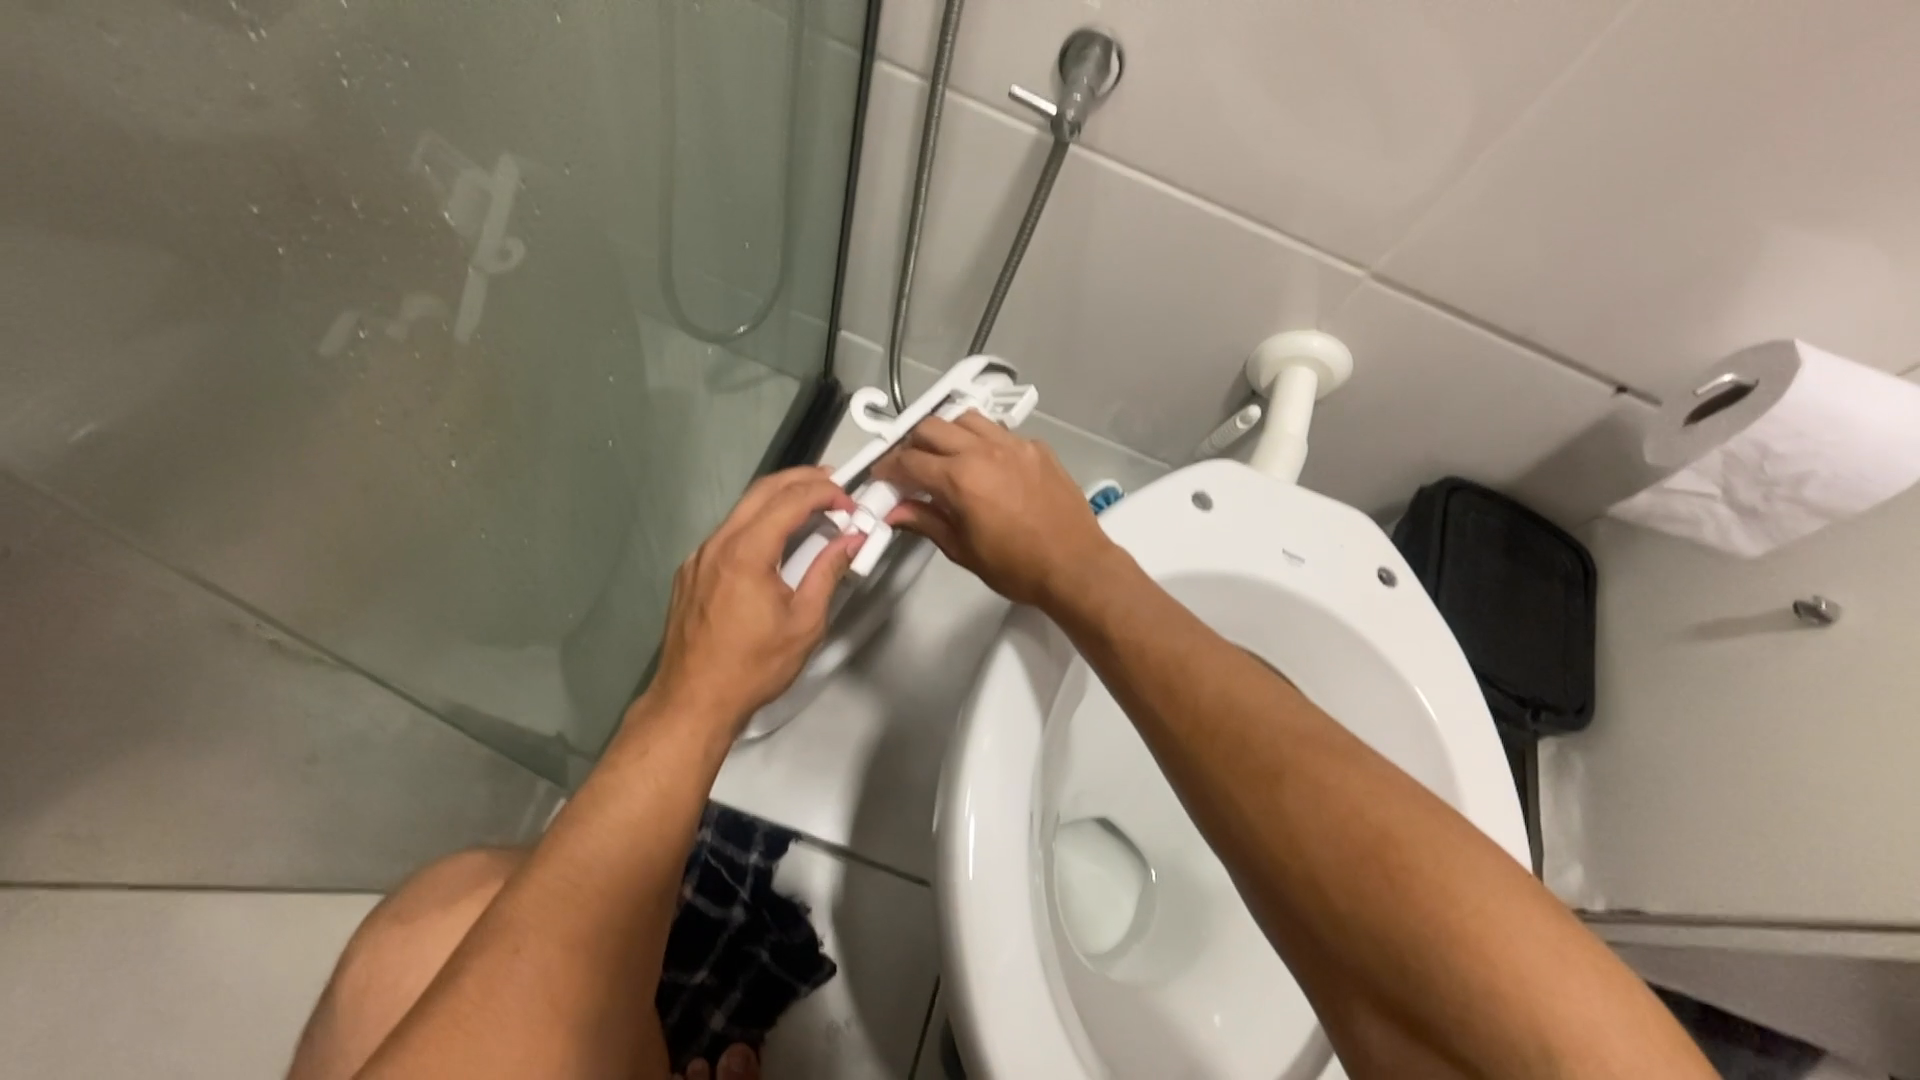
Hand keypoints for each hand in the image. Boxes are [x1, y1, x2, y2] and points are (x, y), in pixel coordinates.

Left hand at [646, 467, 861, 731]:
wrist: (693, 701)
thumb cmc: (753, 667)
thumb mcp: (805, 623)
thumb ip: (829, 573)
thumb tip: (852, 540)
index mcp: (746, 553)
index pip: (790, 501)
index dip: (826, 493)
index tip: (851, 502)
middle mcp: (717, 544)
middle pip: (762, 490)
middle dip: (802, 480)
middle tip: (834, 482)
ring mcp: (699, 557)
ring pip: (742, 510)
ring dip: (778, 500)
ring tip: (811, 507)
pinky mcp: (691, 572)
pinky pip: (728, 533)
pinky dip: (757, 523)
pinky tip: (776, 541)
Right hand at [872, 412, 1118, 608]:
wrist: (1075, 566)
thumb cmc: (1018, 567)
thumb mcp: (963, 550)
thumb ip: (926, 522)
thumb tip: (895, 512)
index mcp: (961, 479)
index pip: (909, 461)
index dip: (888, 469)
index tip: (881, 478)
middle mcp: (985, 451)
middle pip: (933, 427)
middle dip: (913, 444)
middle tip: (909, 467)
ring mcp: (1014, 445)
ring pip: (967, 418)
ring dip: (947, 432)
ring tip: (944, 456)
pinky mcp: (1037, 448)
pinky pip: (1000, 431)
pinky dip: (982, 439)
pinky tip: (984, 463)